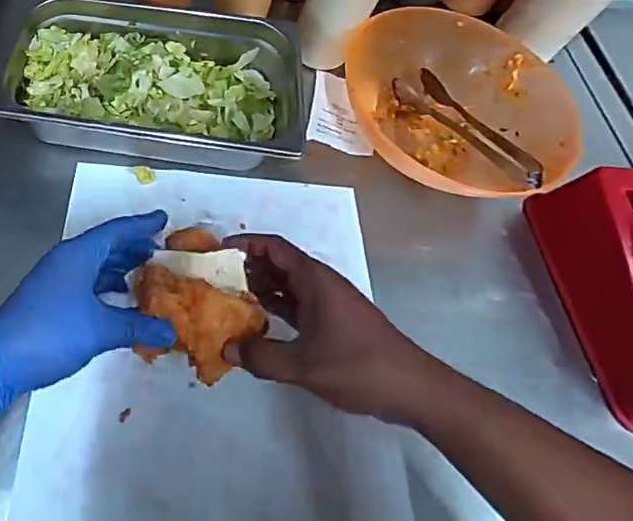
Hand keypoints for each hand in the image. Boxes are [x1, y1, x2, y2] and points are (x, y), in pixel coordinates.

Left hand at [0, 211, 177, 418]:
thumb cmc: (50, 333)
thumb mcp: (99, 329)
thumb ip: (136, 326)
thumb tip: (168, 330)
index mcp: (78, 254)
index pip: (116, 230)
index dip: (142, 225)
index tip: (164, 219)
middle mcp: (68, 258)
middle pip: (107, 244)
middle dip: (134, 245)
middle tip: (161, 250)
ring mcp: (58, 277)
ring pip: (96, 263)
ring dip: (121, 266)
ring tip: (147, 273)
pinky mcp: (52, 296)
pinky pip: (87, 279)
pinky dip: (107, 283)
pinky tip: (120, 297)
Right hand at [224, 233, 440, 425]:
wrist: (414, 388)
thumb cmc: (359, 366)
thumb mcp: (305, 366)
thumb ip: (263, 356)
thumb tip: (228, 348)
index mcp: (314, 278)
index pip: (273, 246)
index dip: (245, 244)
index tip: (218, 251)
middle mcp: (321, 282)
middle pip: (279, 262)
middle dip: (248, 266)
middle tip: (218, 278)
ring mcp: (330, 300)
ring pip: (288, 283)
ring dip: (262, 288)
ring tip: (232, 299)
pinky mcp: (335, 319)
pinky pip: (299, 302)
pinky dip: (278, 306)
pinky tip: (261, 323)